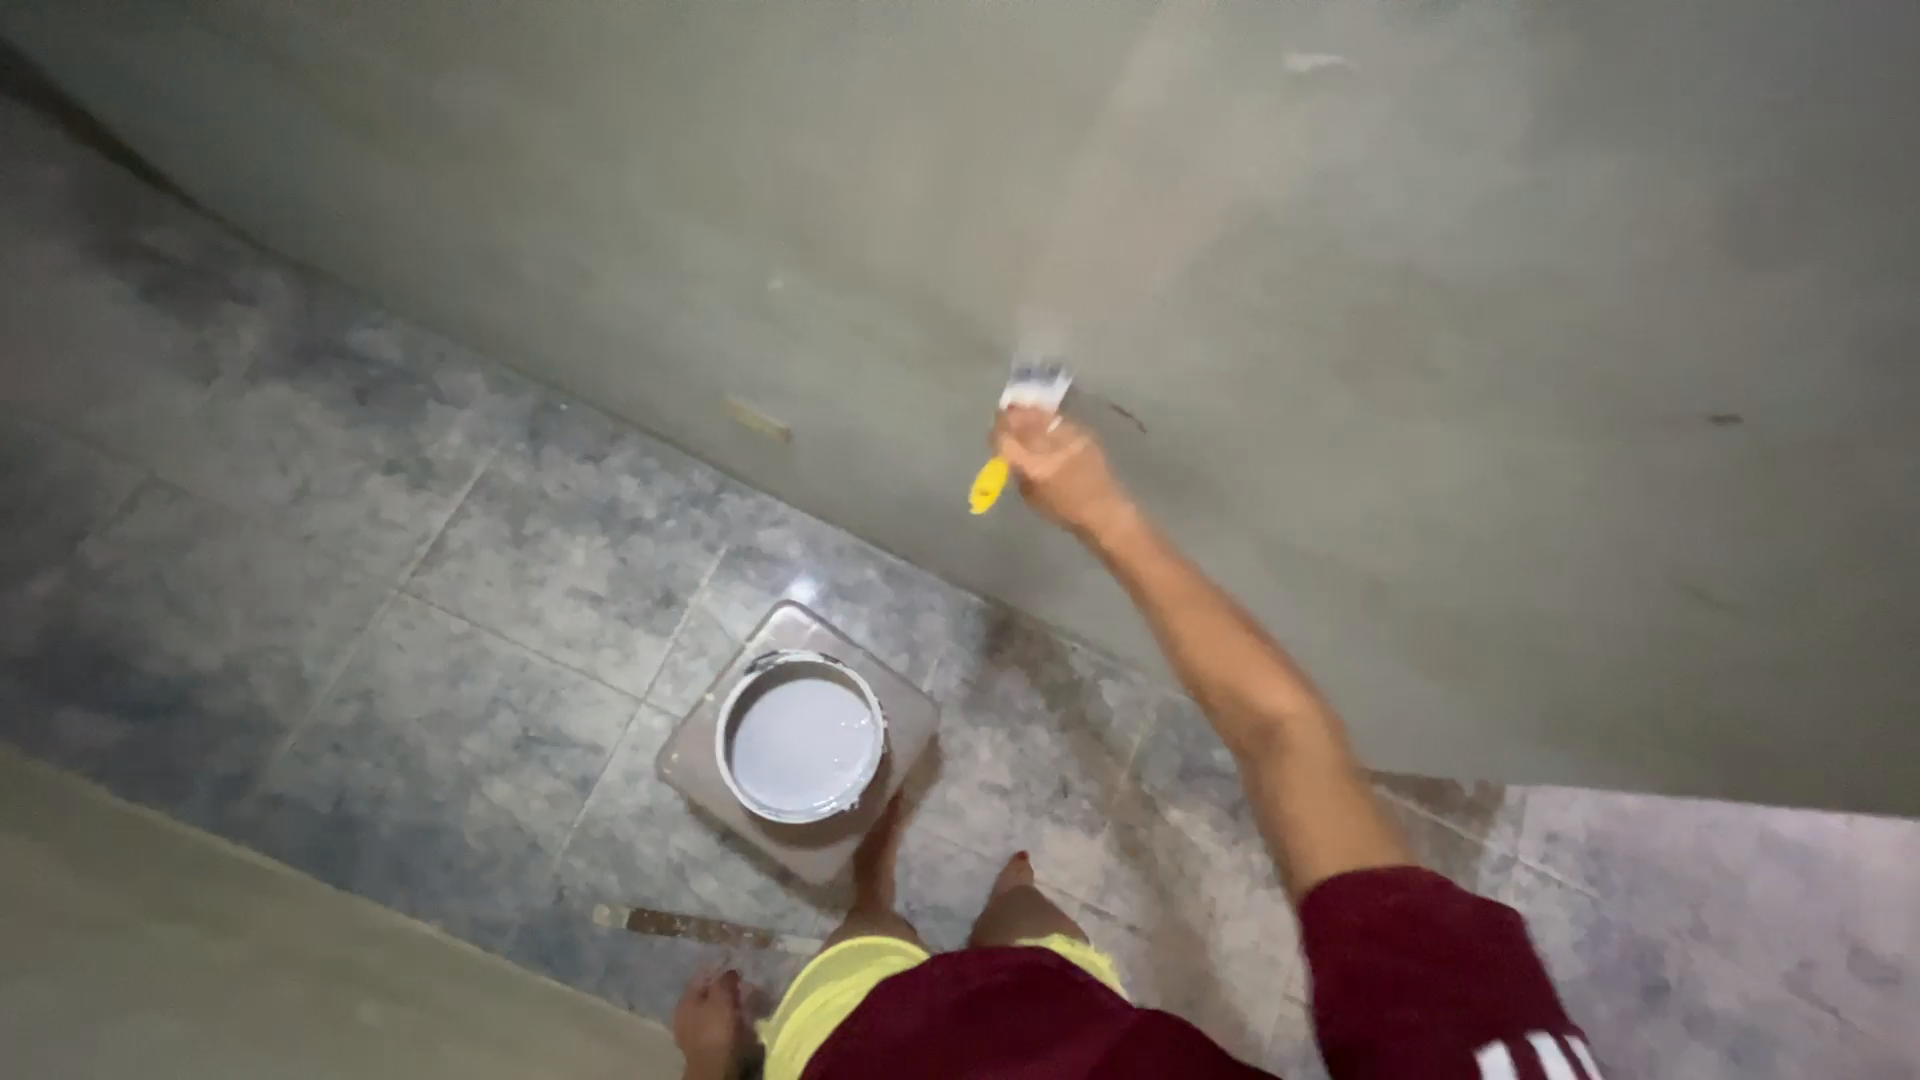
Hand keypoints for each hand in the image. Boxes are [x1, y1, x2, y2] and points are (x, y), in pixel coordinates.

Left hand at [673, 966, 746, 1075]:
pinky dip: (728, 1018)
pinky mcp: (703, 1045)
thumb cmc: (715, 1028)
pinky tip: (740, 1017)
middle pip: (708, 993)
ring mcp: (692, 1031)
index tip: (736, 963)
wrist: (714, 1067)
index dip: (719, 967)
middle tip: (743, 983)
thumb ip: (725, 979)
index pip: (702, 975)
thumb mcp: (721, 997)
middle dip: (725, 987)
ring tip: (745, 999)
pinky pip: (717, 1024)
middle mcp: (684, 1014)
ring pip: (713, 1009)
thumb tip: (730, 970)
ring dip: (728, 1003)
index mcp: (685, 999)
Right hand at [991, 407, 1135, 539]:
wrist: (1104, 510)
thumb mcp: (1031, 497)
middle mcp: (1050, 448)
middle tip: (1002, 414)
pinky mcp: (1083, 434)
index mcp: (1035, 468)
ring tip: (1018, 409)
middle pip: (1023, 421)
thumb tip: (1010, 454)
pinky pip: (1057, 419)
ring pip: (1041, 415)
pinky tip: (1041, 418)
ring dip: (1027, 411)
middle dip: (1009, 416)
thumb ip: (1018, 472)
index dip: (996, 433)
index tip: (992, 432)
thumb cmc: (1064, 511)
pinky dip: (1045, 416)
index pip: (1006, 441)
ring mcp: (1068, 438)